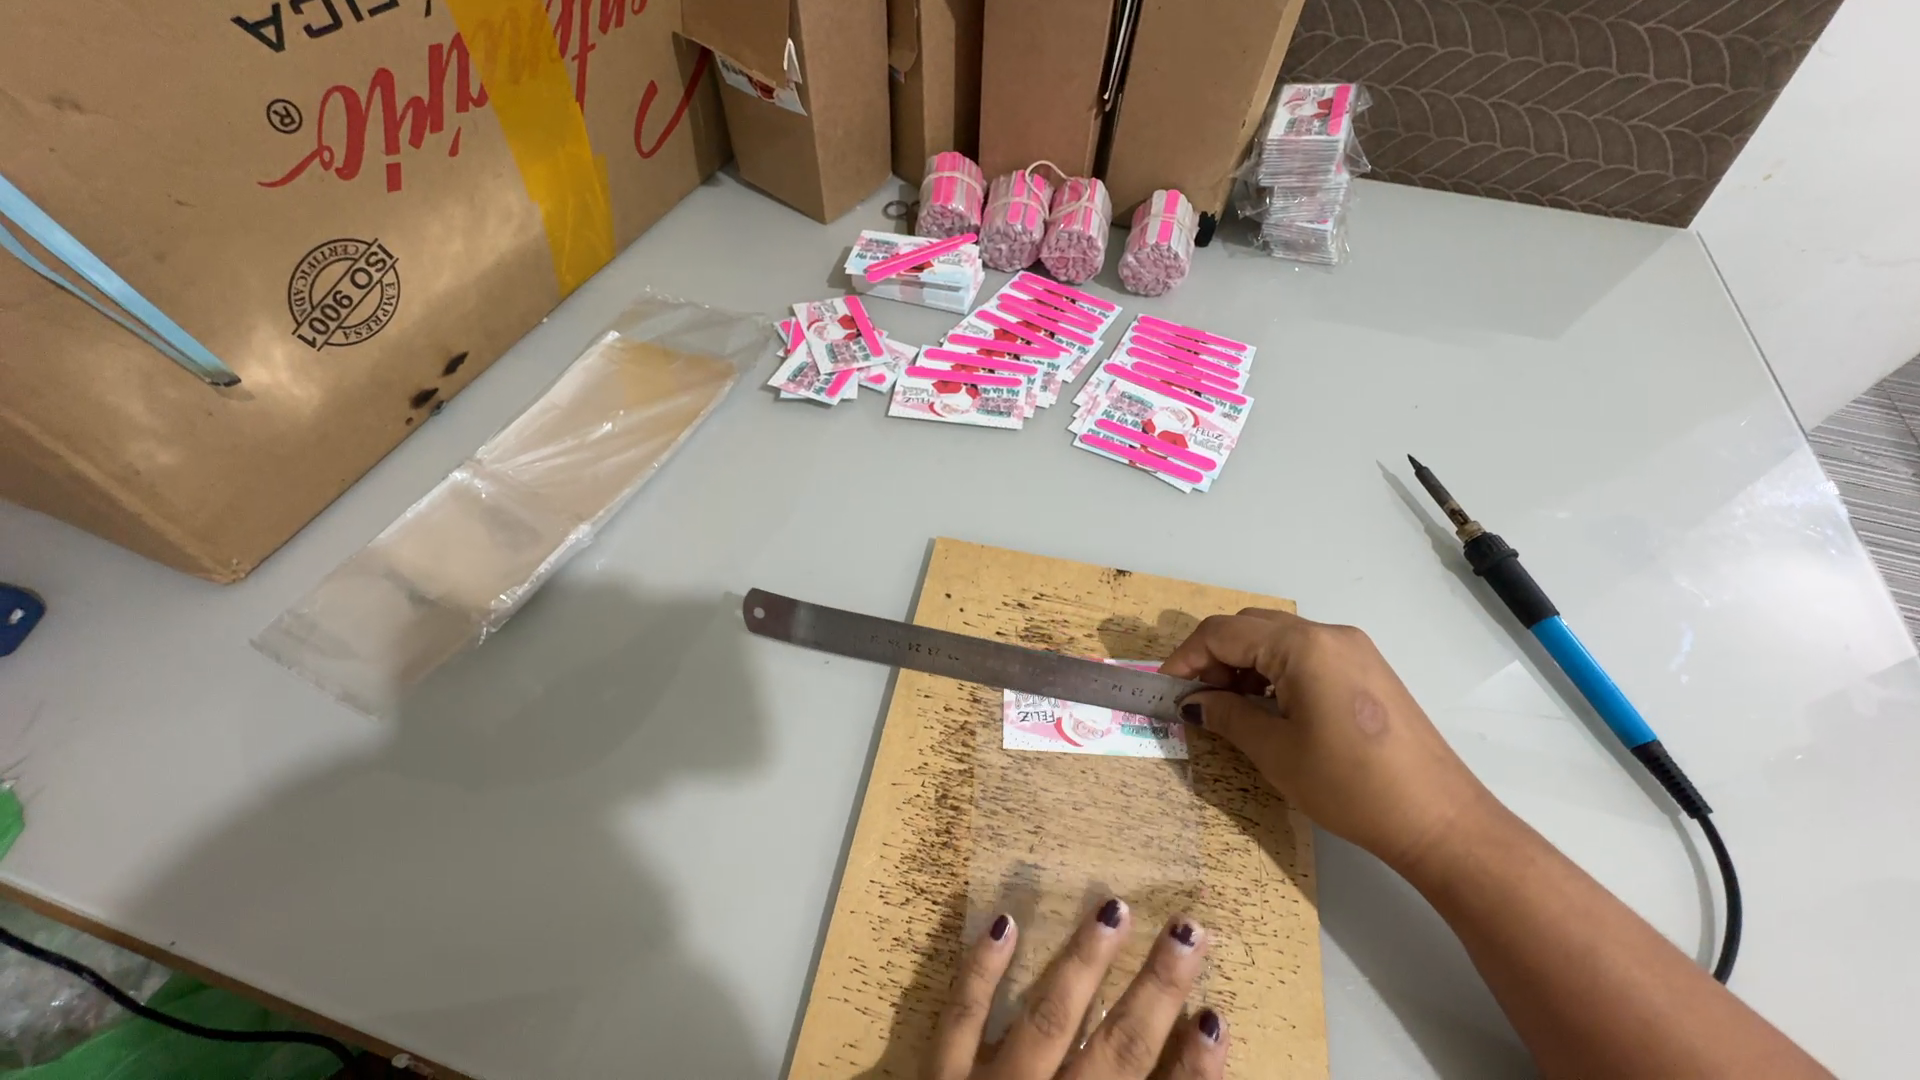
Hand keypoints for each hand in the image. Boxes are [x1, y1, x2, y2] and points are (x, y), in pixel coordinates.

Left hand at [928, 899, 1225, 1079]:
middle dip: (1155, 991)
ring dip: (1084, 963)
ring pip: (1047, 1020)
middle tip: (1190, 931)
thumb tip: (1178, 1070)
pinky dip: (982, 971)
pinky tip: (1005, 922)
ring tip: (1115, 908)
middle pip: (1116, 1051)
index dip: (1192, 1068)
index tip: (1216, 1016)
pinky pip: (961, 1018)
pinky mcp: (940, 1077)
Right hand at [1160, 609, 1496, 869]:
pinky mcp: (1366, 668)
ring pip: (1277, 638)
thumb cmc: (1349, 786)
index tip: (1166, 692)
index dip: (1186, 658)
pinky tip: (1268, 707)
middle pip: (1249, 626)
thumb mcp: (1275, 752)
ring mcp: (1352, 648)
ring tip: (1230, 709)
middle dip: (1213, 658)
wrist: (1440, 820)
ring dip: (1243, 664)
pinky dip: (1273, 670)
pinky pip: (1304, 653)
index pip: (1223, 633)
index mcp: (1303, 646)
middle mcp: (1328, 634)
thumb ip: (1227, 716)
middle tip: (1197, 702)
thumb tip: (1192, 703)